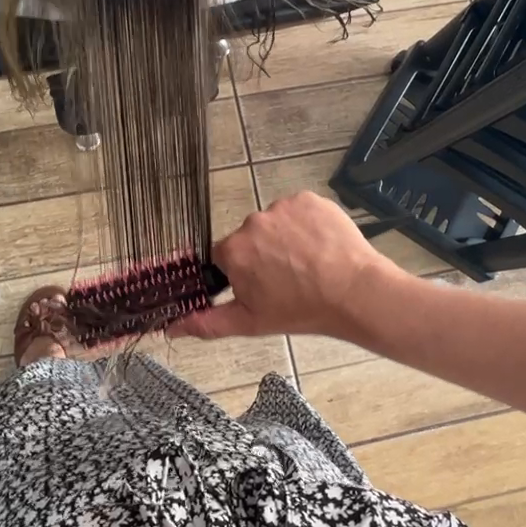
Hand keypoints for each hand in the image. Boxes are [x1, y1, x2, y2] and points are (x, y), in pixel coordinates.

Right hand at [170, 192, 409, 341]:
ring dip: (285, 238)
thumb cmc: (301, 310)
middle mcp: (252, 222)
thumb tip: (171, 327)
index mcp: (233, 251)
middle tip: (287, 278)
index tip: (261, 285)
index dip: (242, 272)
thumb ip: (206, 322)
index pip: (225, 256)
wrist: (354, 292)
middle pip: (250, 238)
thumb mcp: (249, 322)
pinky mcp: (308, 199)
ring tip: (308, 263)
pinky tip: (319, 246)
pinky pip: (298, 210)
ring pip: (274, 223)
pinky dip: (305, 225)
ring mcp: (282, 207)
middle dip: (262, 254)